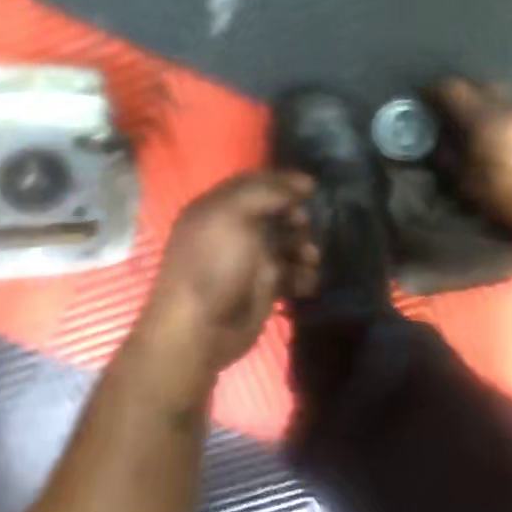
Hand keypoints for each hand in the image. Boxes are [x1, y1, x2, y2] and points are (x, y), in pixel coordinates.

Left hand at [140, 172, 319, 374]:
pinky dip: (303, 275)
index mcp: (216, 209)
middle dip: (295, 218)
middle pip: (275, 213)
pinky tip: (305, 283)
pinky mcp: (262, 288)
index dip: (282, 182)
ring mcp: (248, 260)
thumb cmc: (214, 264)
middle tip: (303, 225)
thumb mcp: (234, 215)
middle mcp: (232, 231)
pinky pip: (291, 273)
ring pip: (286, 243)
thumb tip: (304, 184)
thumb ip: (267, 192)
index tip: (310, 187)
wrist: (200, 330)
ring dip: (304, 247)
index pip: (254, 184)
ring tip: (308, 258)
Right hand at [430, 78, 511, 247]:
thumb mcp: (468, 185)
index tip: (424, 100)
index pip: (454, 88)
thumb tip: (438, 141)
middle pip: (482, 86)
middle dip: (464, 95)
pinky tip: (509, 144)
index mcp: (487, 118)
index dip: (434, 91)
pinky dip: (509, 121)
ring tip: (482, 132)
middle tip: (452, 115)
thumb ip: (449, 158)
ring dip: (489, 109)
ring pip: (505, 100)